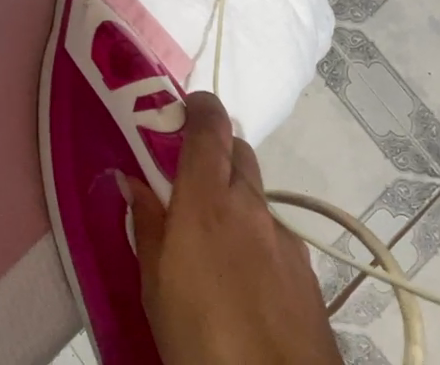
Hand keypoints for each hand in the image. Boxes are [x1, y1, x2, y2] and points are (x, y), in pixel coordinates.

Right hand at [125, 93, 342, 364]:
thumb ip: (147, 225)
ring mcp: (284, 238)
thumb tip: (133, 181)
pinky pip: (274, 234)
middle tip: (184, 178)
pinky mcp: (306, 271)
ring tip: (210, 240)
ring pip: (257, 195)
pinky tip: (240, 277)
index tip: (181, 108)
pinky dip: (254, 236)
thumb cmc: (199, 334)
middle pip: (238, 152)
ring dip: (234, 198)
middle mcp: (251, 206)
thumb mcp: (154, 283)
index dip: (199, 106)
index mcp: (207, 198)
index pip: (210, 126)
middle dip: (213, 152)